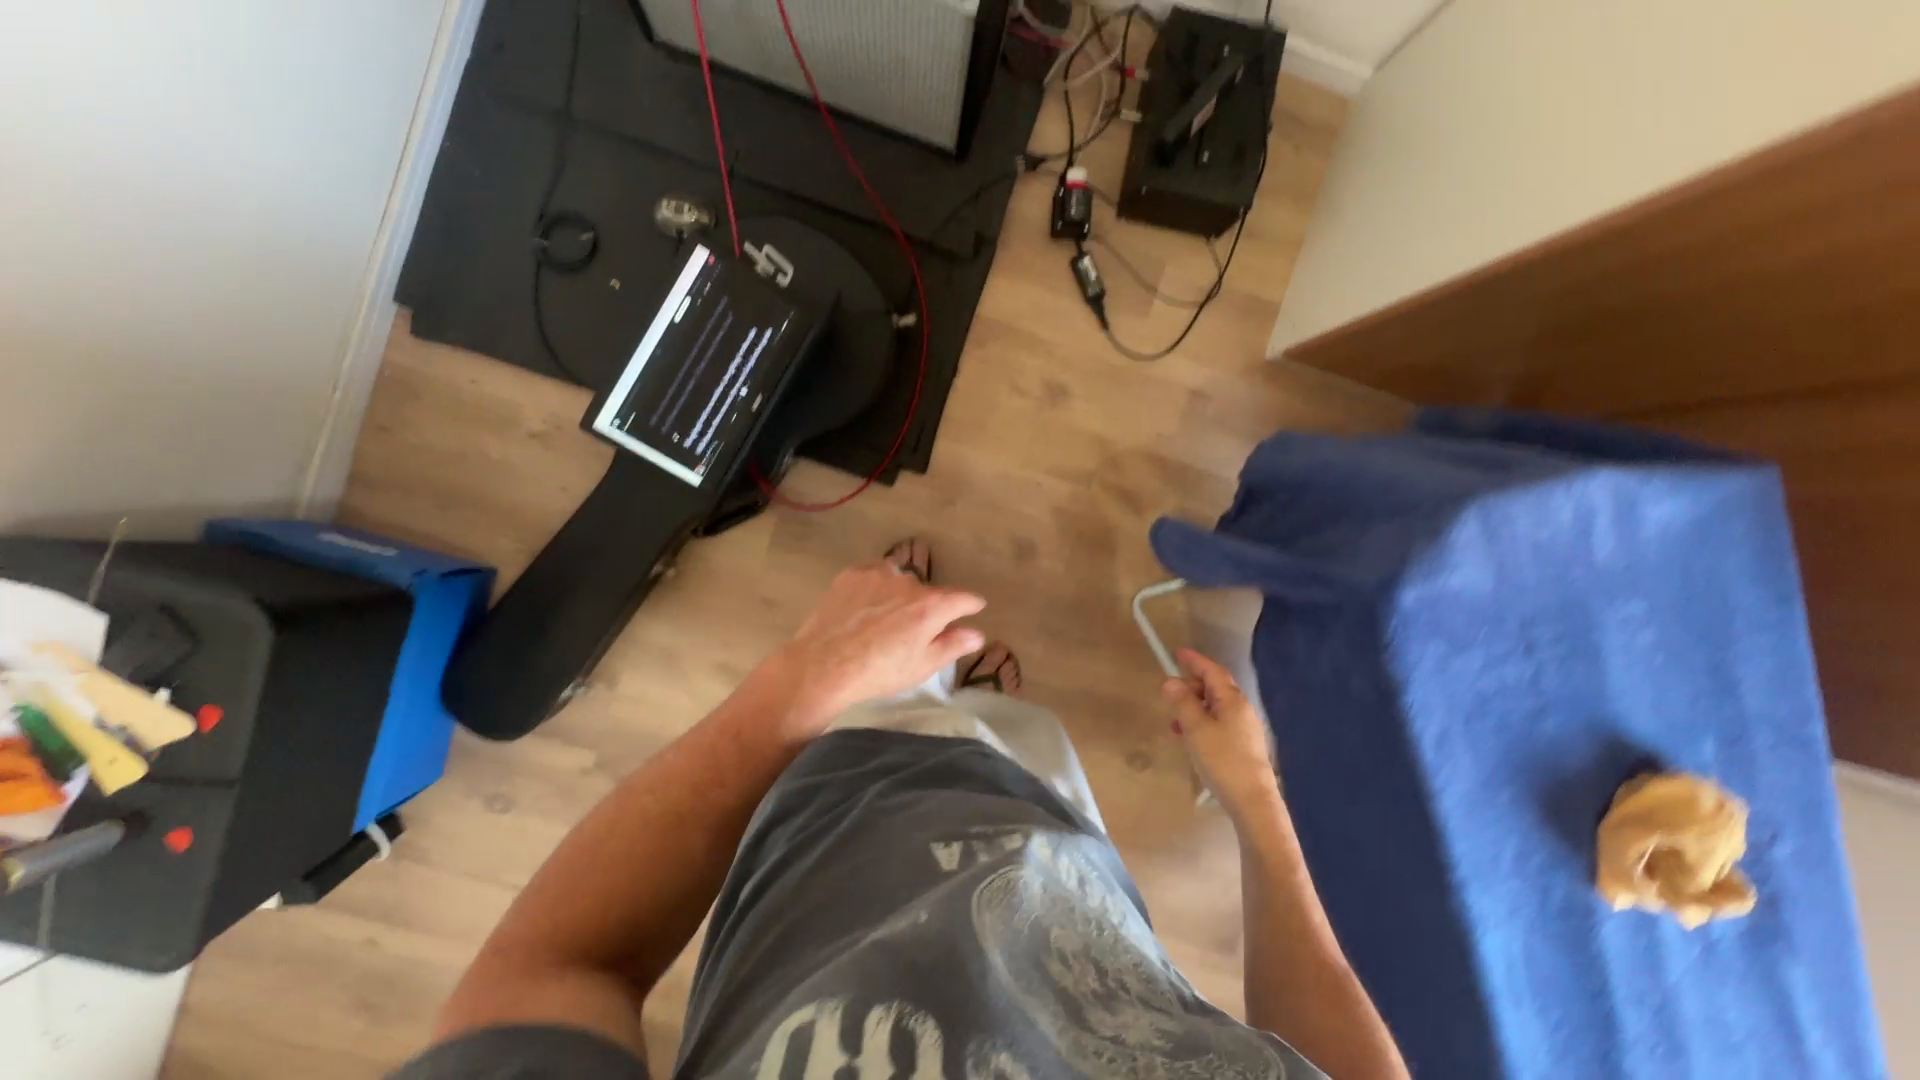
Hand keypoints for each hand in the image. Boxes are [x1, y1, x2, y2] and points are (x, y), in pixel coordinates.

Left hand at [764, 557, 986, 734]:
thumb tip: (977, 633)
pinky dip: (875, 587)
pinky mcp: (851, 574)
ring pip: (899, 580)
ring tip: (885, 618)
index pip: (963, 598)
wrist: (823, 665)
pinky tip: (864, 607)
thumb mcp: (922, 666)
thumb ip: (952, 645)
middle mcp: (909, 583)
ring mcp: (878, 575)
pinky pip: (873, 575)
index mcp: (931, 606)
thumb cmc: (879, 672)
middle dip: (927, 607)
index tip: (974, 607)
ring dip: (899, 594)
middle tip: (913, 630)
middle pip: (928, 592)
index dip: (971, 604)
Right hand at [1162, 648, 1280, 822]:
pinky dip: (1201, 724)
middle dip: (1190, 687)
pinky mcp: (1243, 745)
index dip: (1194, 661)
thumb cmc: (1222, 760)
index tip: (1177, 653)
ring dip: (1193, 709)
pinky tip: (1189, 739)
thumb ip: (1182, 703)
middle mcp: (1242, 709)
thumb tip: (1171, 682)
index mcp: (1232, 700)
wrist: (1252, 800)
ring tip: (1174, 723)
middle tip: (1169, 696)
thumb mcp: (1196, 729)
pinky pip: (1218, 724)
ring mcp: (1244, 728)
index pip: (1212, 671)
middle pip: (1214, 688)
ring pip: (1214, 708)